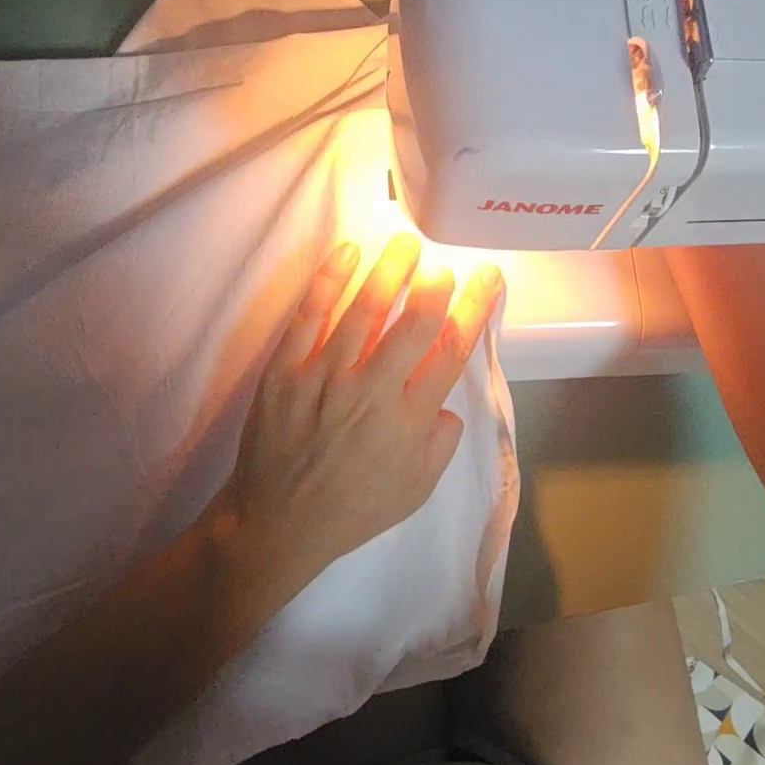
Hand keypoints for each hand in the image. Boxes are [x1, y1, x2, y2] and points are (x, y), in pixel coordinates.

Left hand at [209, 234, 504, 600]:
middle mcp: (371, 391)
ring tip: (404, 243)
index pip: (450, 352)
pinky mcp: (285, 370)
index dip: (474, 310)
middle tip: (441, 265)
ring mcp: (324, 376)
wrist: (277, 522)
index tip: (487, 279)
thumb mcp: (415, 490)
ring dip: (388, 271)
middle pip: (412, 324)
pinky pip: (309, 315)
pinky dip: (328, 280)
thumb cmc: (353, 508)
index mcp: (409, 420)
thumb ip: (440, 443)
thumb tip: (446, 405)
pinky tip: (346, 253)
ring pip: (363, 310)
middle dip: (433, 287)